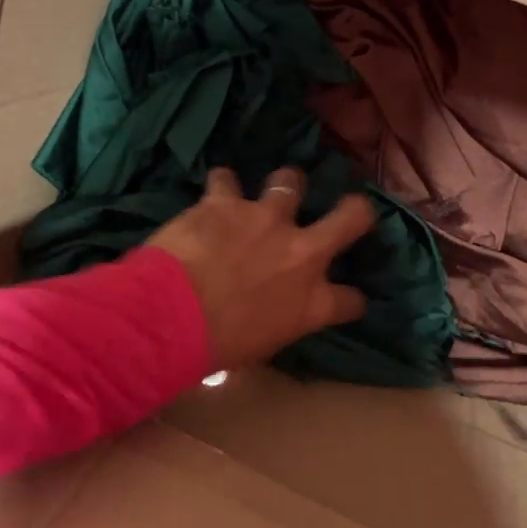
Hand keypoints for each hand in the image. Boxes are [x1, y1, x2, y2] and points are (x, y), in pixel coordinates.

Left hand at [146, 167, 371, 369]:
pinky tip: (216, 190)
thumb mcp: (260, 347)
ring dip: (284, 184)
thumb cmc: (215, 347)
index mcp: (312, 302)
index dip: (351, 299)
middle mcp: (301, 253)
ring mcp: (265, 219)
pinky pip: (225, 180)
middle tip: (350, 208)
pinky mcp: (226, 202)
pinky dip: (222, 185)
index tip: (347, 299)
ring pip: (290, 181)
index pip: (351, 300)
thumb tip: (266, 319)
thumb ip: (276, 323)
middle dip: (355, 209)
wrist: (171, 314)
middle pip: (351, 216)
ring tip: (277, 187)